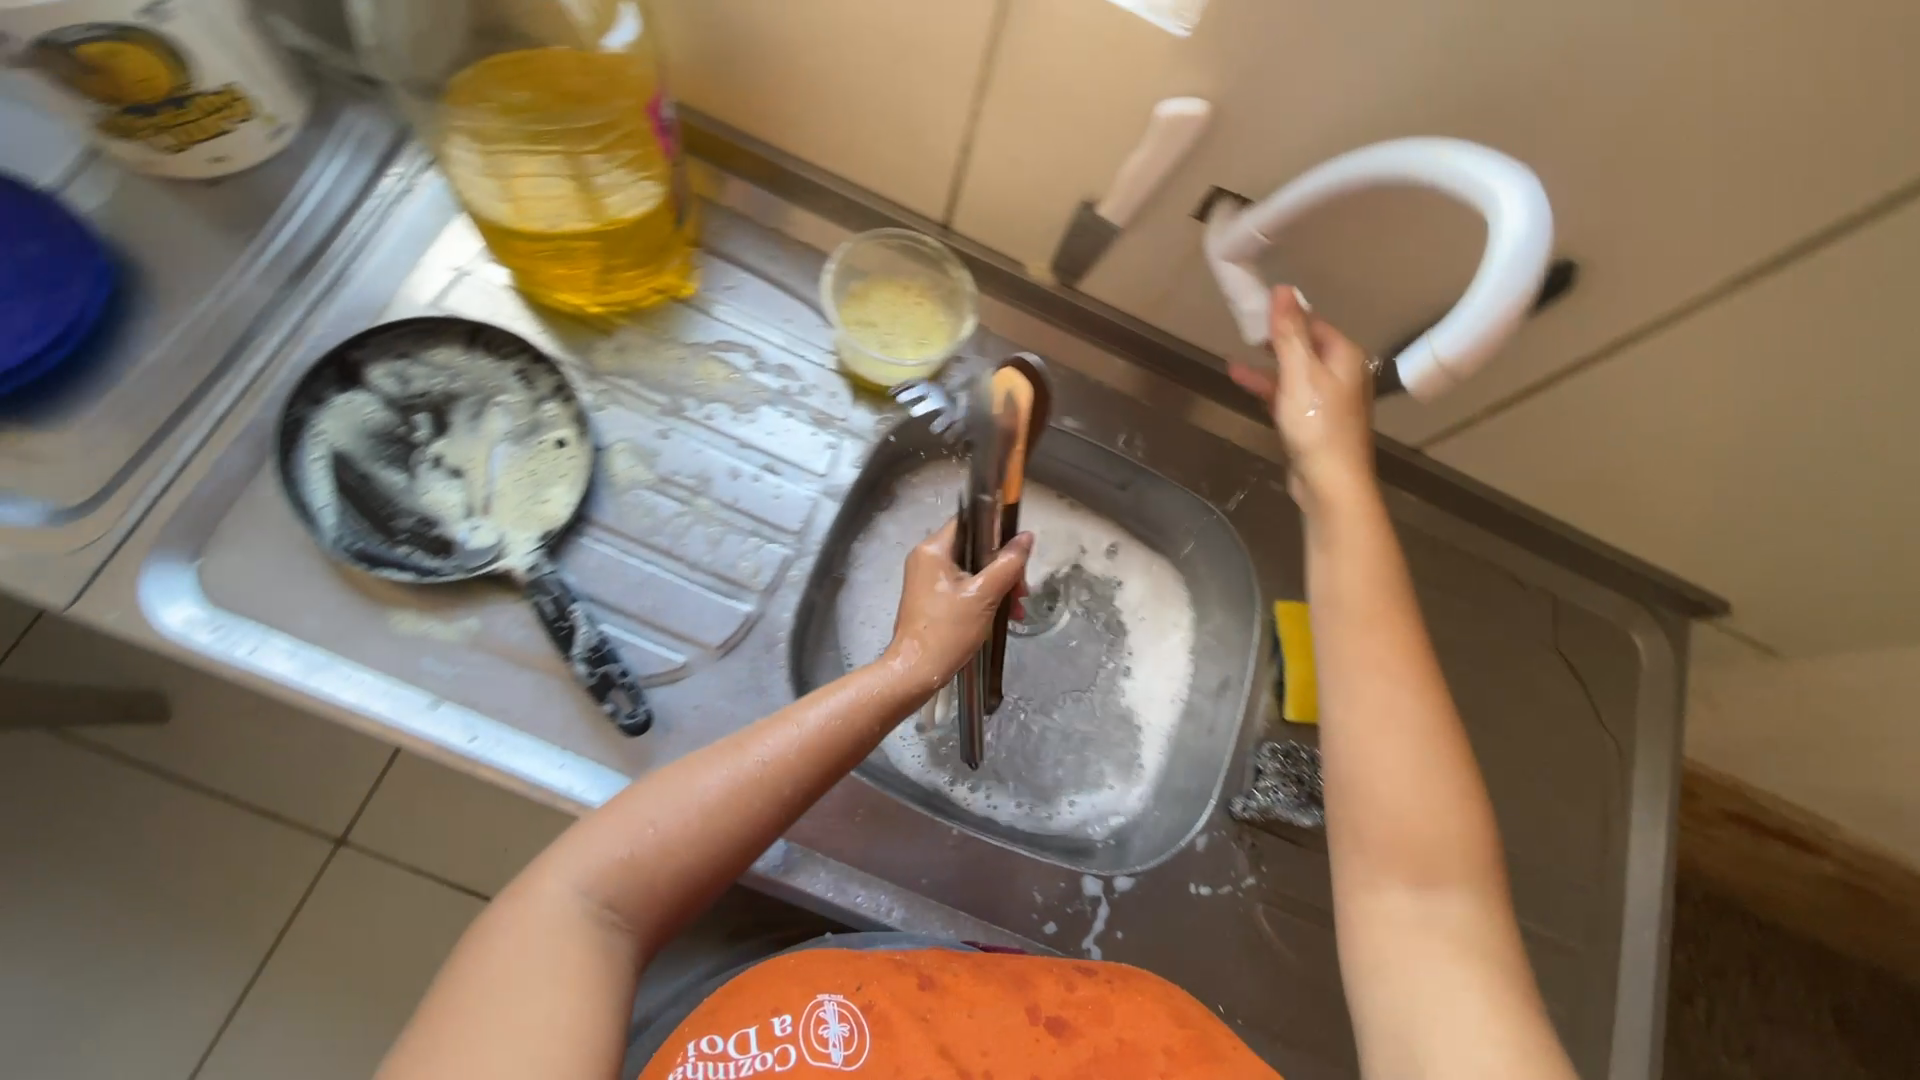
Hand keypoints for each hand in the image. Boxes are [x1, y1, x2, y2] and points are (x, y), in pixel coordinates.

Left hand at [883, 519, 1032, 693]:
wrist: (916, 671)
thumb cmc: (948, 630)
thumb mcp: (984, 595)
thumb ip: (1008, 563)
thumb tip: (1026, 536)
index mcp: (933, 549)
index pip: (970, 522)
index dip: (997, 531)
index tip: (1019, 552)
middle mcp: (927, 558)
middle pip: (975, 548)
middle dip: (1003, 568)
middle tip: (1021, 591)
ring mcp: (928, 580)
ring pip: (972, 570)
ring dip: (998, 585)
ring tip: (1016, 610)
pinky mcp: (932, 598)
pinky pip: (964, 587)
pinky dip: (984, 597)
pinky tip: (1002, 616)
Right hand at [1228, 285, 1377, 513]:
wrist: (1329, 482)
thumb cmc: (1316, 424)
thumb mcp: (1298, 373)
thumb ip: (1289, 333)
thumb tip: (1282, 290)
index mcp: (1344, 357)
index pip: (1314, 323)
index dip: (1287, 315)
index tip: (1256, 309)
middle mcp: (1341, 374)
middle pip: (1306, 347)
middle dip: (1276, 340)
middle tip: (1245, 331)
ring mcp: (1329, 400)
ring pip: (1295, 373)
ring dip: (1267, 367)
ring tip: (1235, 361)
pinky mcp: (1314, 423)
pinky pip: (1290, 396)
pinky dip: (1269, 389)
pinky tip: (1245, 386)